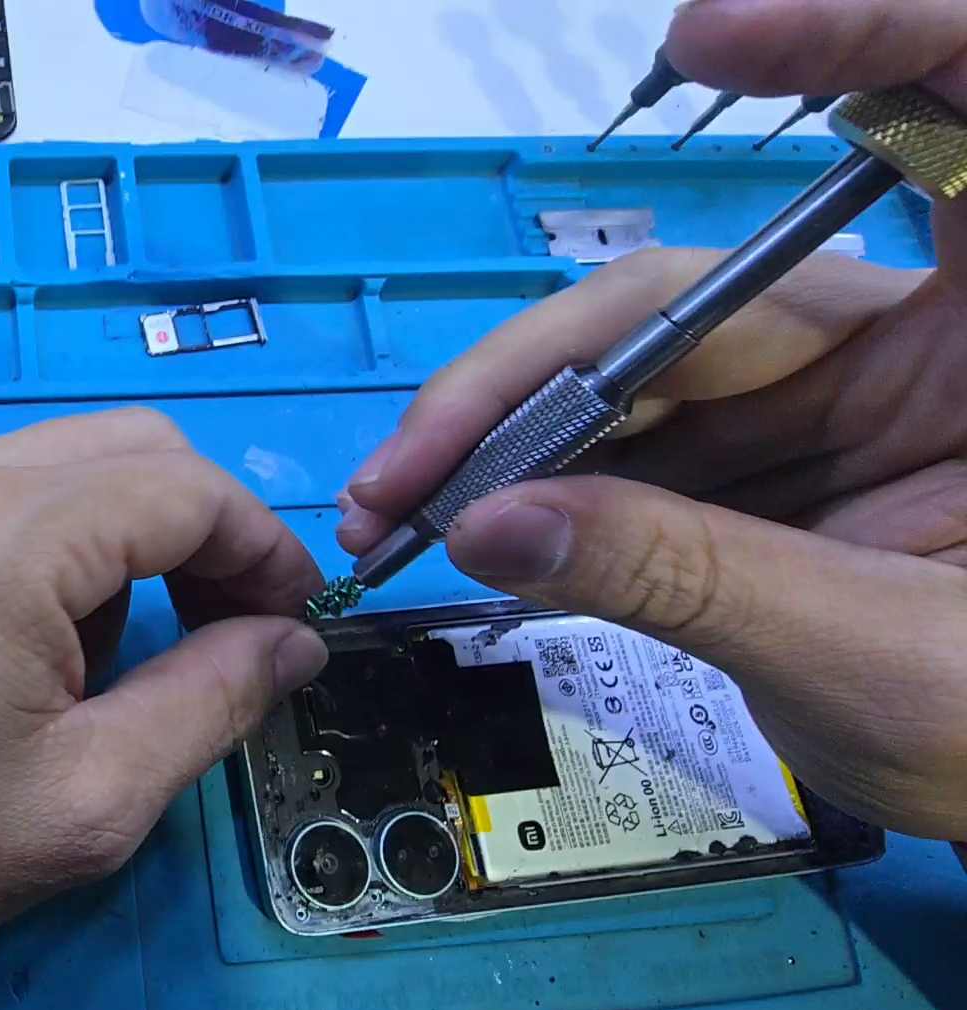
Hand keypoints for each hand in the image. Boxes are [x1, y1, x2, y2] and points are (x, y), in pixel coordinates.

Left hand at [0, 408, 327, 964]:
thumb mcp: (92, 798)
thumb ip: (216, 700)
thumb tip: (294, 640)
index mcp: (9, 534)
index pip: (189, 490)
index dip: (264, 549)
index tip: (293, 622)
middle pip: (145, 451)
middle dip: (211, 532)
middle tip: (232, 630)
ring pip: (91, 459)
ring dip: (146, 536)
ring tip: (128, 650)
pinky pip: (32, 482)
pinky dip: (83, 536)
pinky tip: (58, 626)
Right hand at [338, 0, 966, 839]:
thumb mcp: (873, 663)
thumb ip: (680, 578)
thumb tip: (484, 525)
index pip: (965, 130)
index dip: (859, 46)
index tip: (703, 36)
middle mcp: (885, 347)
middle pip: (662, 312)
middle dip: (505, 389)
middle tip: (396, 479)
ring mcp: (786, 405)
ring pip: (595, 383)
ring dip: (474, 448)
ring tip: (385, 515)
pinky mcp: (719, 460)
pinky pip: (588, 449)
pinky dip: (505, 487)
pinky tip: (438, 522)